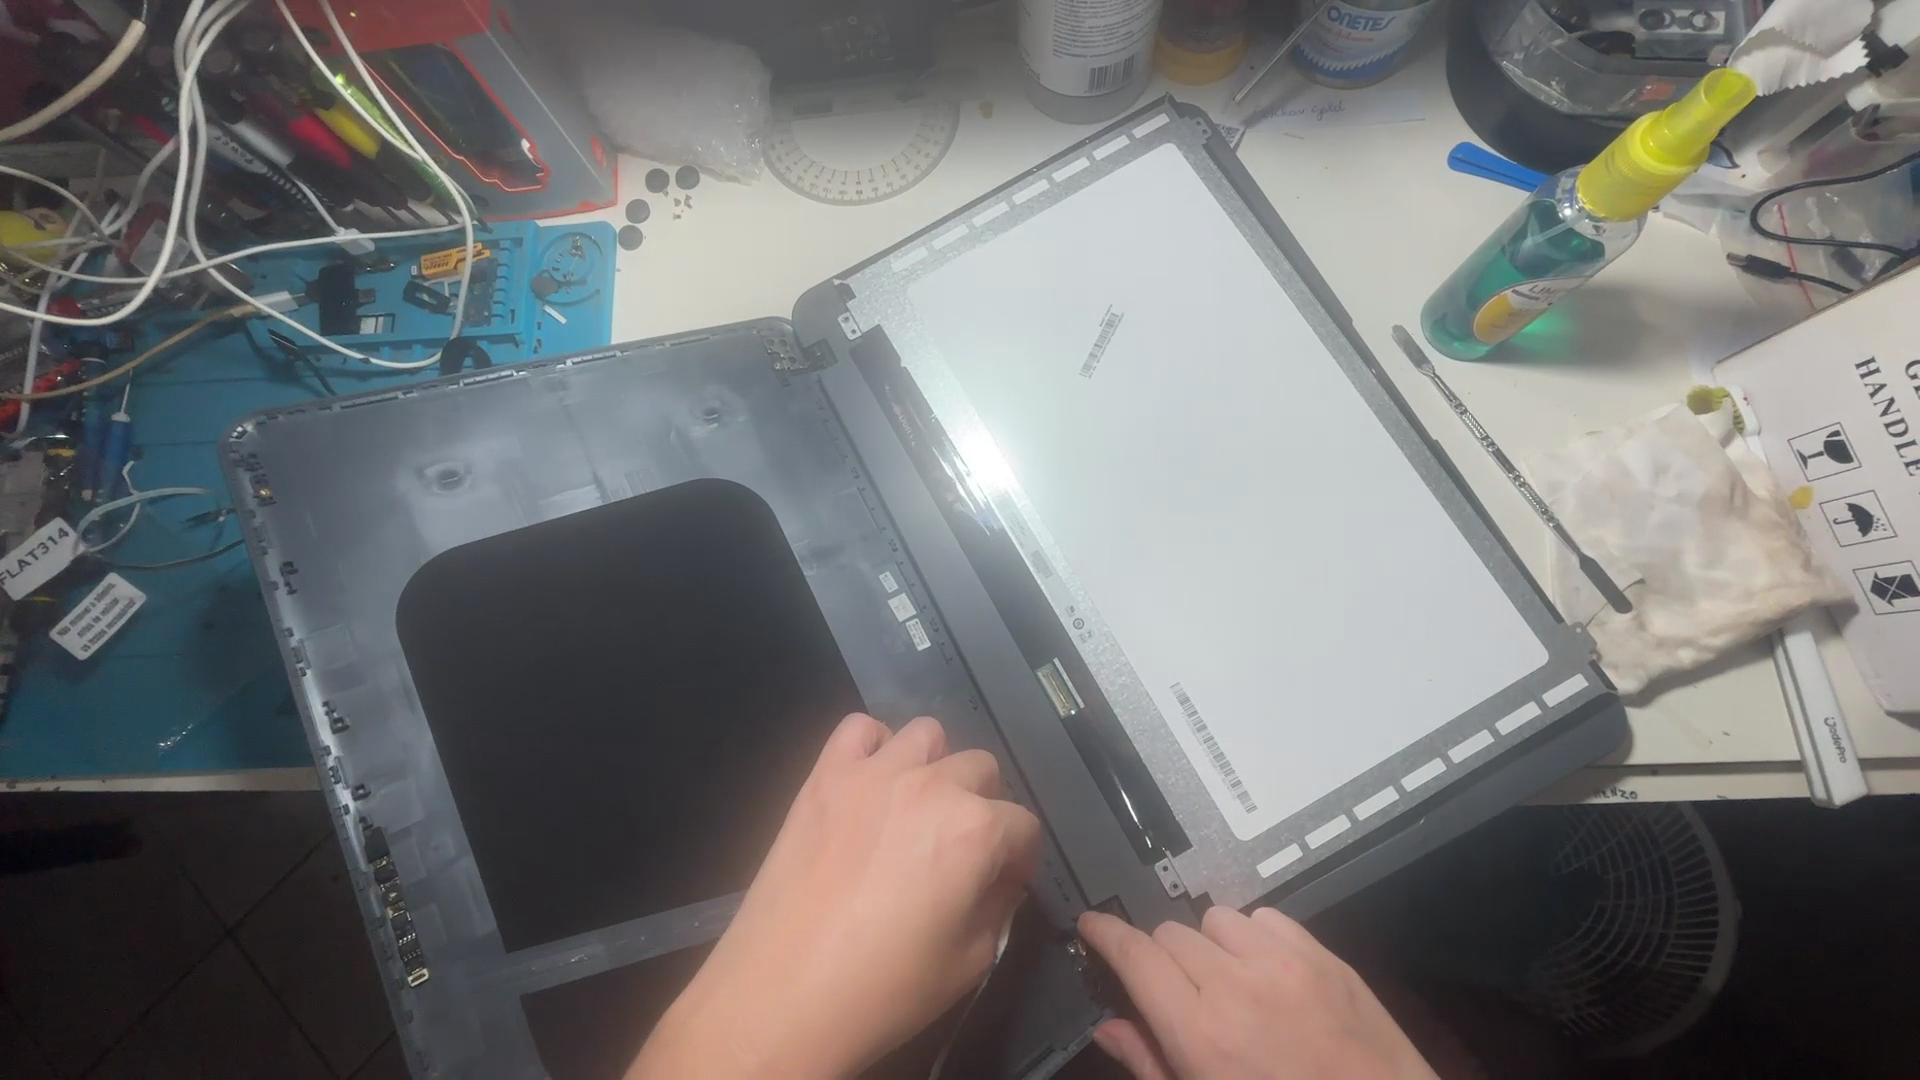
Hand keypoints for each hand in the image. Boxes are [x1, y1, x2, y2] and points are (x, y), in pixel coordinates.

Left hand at [631, 713, 1041, 1079]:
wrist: (784, 994)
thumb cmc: (884, 988)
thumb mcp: (971, 961)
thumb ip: (1000, 906)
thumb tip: (1002, 878)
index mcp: (976, 831)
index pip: (1024, 825)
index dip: (1021, 857)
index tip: (1005, 880)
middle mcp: (933, 785)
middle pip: (981, 769)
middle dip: (983, 807)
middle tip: (958, 848)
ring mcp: (875, 772)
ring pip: (927, 734)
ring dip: (934, 766)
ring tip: (916, 807)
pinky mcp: (827, 774)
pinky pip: (859, 728)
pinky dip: (873, 746)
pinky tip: (870, 783)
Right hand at [1078, 907, 1438, 1079]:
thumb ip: (1149, 1065)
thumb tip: (1108, 1025)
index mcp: (1201, 1035)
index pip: (1134, 956)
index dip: (1104, 934)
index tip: (1091, 927)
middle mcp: (1236, 986)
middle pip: (1169, 934)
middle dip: (1163, 959)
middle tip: (1180, 996)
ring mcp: (1285, 965)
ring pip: (1214, 919)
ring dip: (1210, 946)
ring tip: (1231, 986)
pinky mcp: (1325, 958)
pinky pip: (1266, 919)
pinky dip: (1255, 940)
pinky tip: (1269, 976)